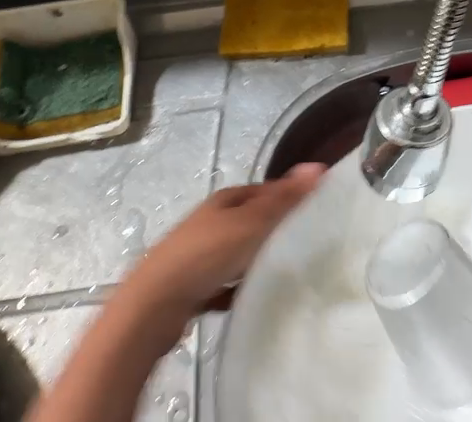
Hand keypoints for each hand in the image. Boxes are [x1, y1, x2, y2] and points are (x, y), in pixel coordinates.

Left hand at [135, 162, 324, 312]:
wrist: (153, 306)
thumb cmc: (207, 254)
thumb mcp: (252, 222)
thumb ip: (285, 199)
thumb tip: (318, 165)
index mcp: (225, 201)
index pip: (265, 191)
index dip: (288, 199)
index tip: (313, 214)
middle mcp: (210, 222)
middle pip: (251, 222)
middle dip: (273, 231)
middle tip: (304, 245)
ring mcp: (199, 255)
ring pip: (238, 253)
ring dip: (255, 261)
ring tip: (282, 273)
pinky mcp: (193, 286)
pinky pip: (225, 283)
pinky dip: (237, 289)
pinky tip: (250, 299)